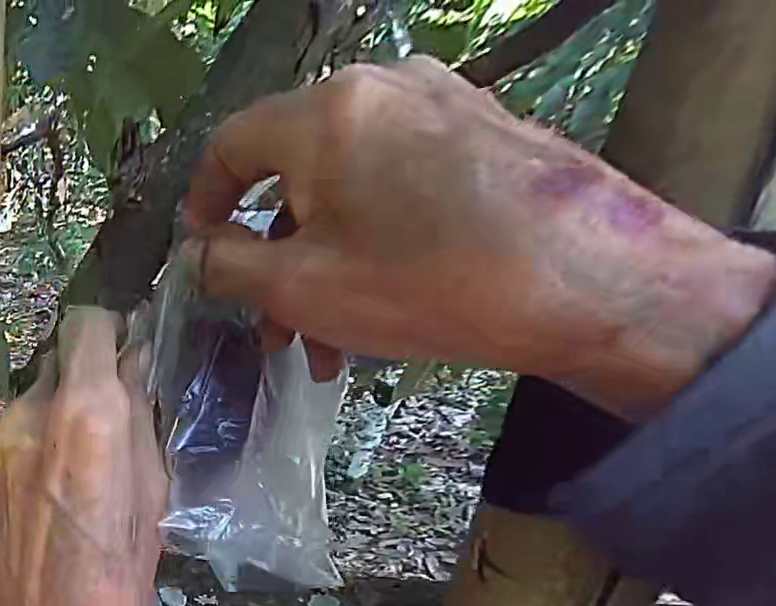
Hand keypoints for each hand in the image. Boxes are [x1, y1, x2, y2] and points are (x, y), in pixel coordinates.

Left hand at [0, 308, 166, 605]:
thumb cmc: (118, 583)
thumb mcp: (153, 497)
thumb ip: (139, 419)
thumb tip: (132, 366)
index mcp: (83, 419)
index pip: (87, 327)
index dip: (110, 335)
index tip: (124, 358)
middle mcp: (22, 417)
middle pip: (57, 368)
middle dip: (85, 390)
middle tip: (106, 440)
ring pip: (27, 405)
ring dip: (52, 424)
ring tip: (71, 482)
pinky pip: (1, 440)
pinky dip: (23, 453)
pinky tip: (37, 501)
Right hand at [182, 58, 775, 417]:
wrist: (581, 281)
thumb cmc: (419, 283)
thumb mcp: (299, 288)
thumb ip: (228, 265)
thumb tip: (194, 252)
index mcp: (323, 115)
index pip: (231, 143)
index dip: (203, 201)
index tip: (201, 253)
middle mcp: (378, 90)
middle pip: (291, 179)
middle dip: (272, 264)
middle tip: (273, 331)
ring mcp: (436, 105)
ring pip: (343, 195)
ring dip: (320, 272)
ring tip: (327, 346)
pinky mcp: (476, 133)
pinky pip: (392, 190)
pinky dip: (366, 247)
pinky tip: (376, 308)